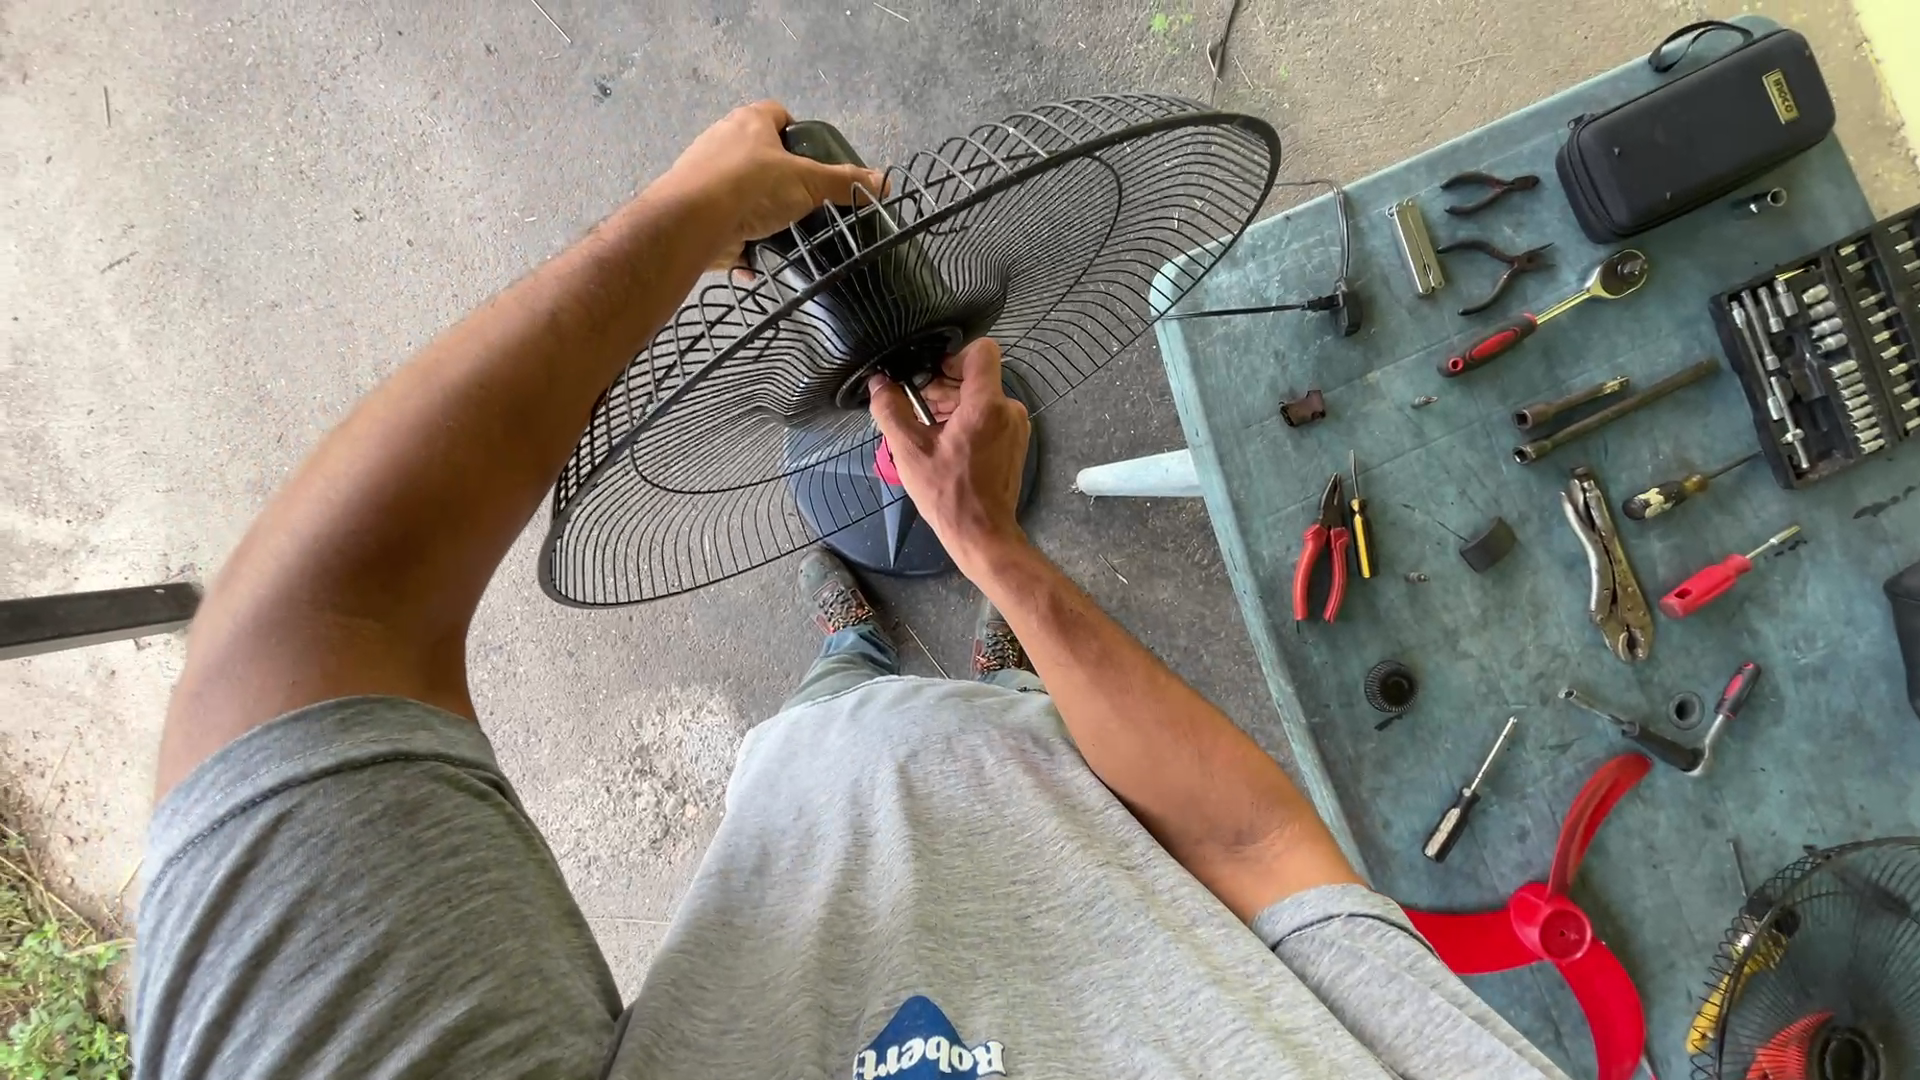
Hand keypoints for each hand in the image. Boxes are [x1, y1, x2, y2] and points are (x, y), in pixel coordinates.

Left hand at [652, 100, 886, 269]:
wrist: (695, 219)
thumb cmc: (752, 187)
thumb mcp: (808, 184)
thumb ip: (844, 184)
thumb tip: (884, 182)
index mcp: (751, 122)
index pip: (778, 114)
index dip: (797, 134)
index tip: (811, 163)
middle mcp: (723, 140)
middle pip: (758, 154)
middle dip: (778, 179)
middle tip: (801, 204)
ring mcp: (705, 173)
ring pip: (740, 190)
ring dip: (758, 212)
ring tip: (781, 233)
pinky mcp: (695, 206)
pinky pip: (726, 223)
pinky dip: (741, 242)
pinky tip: (757, 259)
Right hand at [869, 339, 1030, 574]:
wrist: (981, 532)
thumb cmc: (948, 495)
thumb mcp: (909, 449)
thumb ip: (891, 409)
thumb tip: (879, 385)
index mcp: (987, 405)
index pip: (980, 351)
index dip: (951, 356)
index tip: (929, 375)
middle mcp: (1008, 410)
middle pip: (976, 377)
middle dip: (943, 386)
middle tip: (916, 406)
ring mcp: (1014, 428)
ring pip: (981, 398)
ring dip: (951, 405)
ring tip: (925, 428)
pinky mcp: (1014, 443)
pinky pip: (989, 417)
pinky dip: (966, 421)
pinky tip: (942, 442)